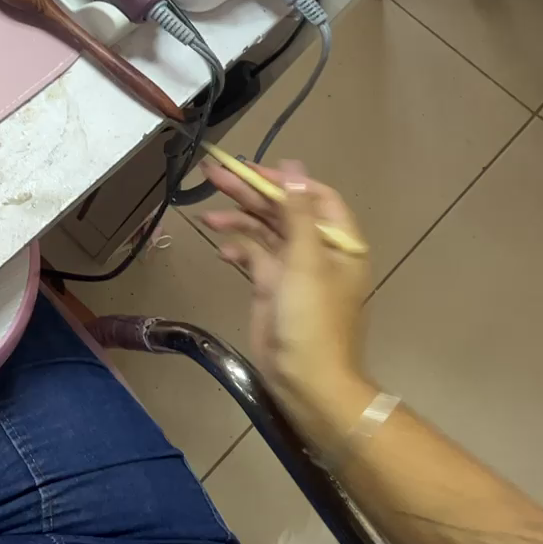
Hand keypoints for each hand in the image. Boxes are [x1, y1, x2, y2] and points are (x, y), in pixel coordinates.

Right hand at [197, 159, 375, 437]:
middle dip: (249, 192)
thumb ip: (296, 211)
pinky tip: (220, 247)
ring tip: (206, 214)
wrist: (306, 377)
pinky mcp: (270, 286)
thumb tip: (292, 166)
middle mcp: (316, 249)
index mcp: (336, 241)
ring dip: (237, 219)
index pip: (312, 196)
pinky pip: (252, 256)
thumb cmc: (313, 318)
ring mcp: (292, 269)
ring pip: (263, 231)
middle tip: (213, 174)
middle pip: (281, 210)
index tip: (249, 169)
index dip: (282, 180)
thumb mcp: (306, 260)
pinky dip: (236, 248)